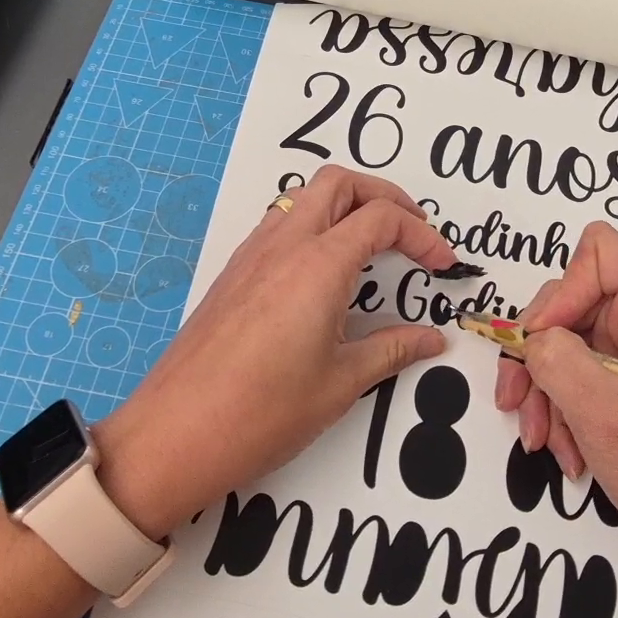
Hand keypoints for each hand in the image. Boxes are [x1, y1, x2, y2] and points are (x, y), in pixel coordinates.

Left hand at [96, 165, 458, 538]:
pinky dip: (313, 226)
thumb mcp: (339, 383)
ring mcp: (251, 256)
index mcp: (317, 265)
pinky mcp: (233, 274)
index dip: (422, 235)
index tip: (443, 265)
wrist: (174, 434)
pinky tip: (325, 271)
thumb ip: (391, 350)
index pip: (381, 218)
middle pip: (338, 183)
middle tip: (412, 232)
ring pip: (303, 197)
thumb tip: (431, 339)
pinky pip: (279, 225)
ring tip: (373, 245)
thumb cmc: (261, 413)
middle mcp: (282, 246)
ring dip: (345, 205)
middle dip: (383, 195)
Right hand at [495, 221, 617, 588]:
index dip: (562, 290)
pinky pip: (572, 380)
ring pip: (560, 346)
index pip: (598, 253)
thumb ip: (560, 362)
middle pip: (566, 303)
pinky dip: (558, 413)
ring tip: (544, 441)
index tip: (544, 343)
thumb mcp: (610, 417)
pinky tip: (566, 453)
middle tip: (515, 400)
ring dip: (542, 393)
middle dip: (535, 354)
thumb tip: (530, 338)